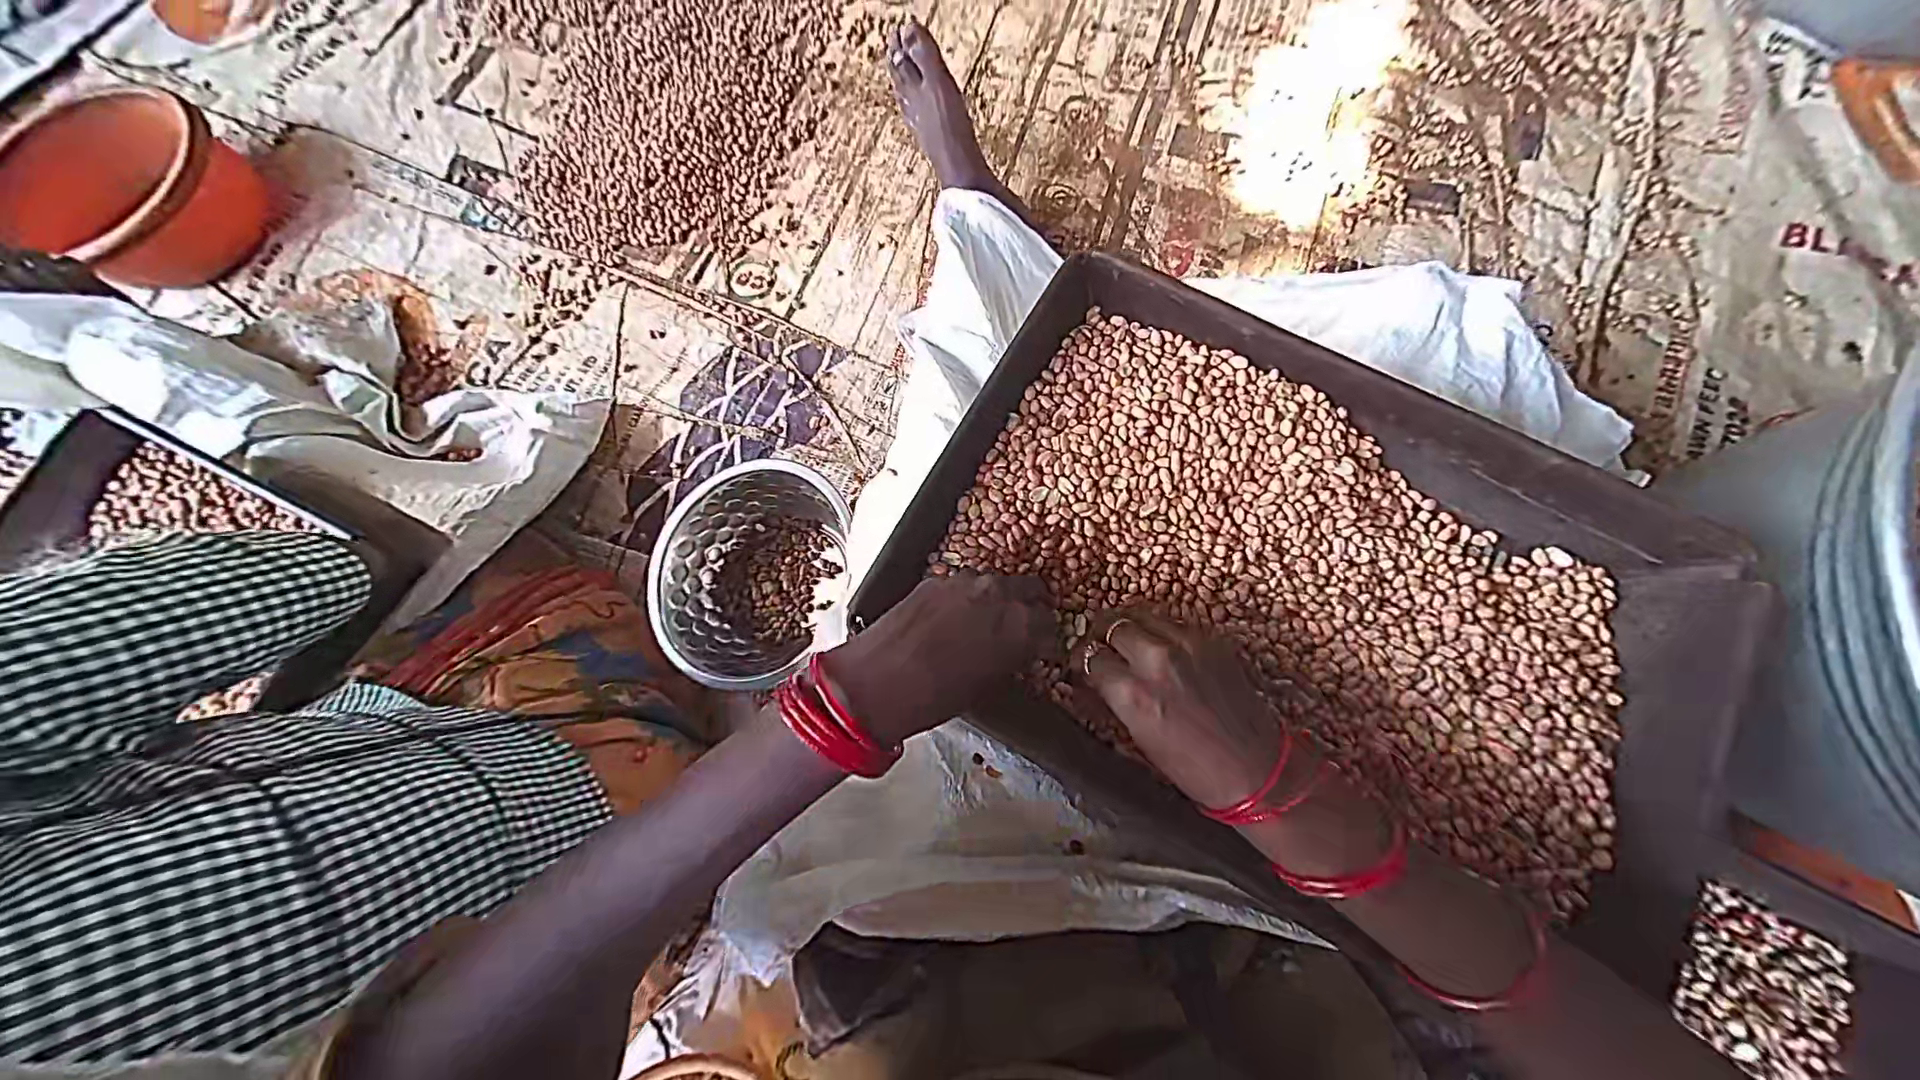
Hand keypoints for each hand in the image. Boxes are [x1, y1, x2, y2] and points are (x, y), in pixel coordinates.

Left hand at [821, 571, 1058, 744]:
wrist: (876, 682)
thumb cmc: (934, 698)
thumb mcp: (986, 686)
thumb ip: (1009, 659)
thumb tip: (1016, 652)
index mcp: (1020, 626)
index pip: (1050, 623)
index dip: (1046, 637)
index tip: (1041, 646)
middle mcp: (997, 594)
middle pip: (1029, 589)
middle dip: (1030, 606)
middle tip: (1024, 625)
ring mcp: (964, 582)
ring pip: (995, 583)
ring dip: (997, 599)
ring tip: (986, 622)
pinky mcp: (935, 579)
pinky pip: (962, 584)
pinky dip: (965, 598)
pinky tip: (954, 618)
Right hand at [1073, 611, 1285, 807]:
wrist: (1256, 770)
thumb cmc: (1193, 767)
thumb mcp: (1138, 736)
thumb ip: (1114, 698)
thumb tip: (1093, 676)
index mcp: (1133, 693)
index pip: (1091, 657)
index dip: (1082, 661)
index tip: (1081, 664)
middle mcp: (1157, 661)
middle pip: (1112, 625)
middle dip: (1099, 635)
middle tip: (1098, 645)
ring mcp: (1187, 645)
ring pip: (1140, 613)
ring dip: (1127, 625)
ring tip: (1124, 638)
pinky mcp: (1211, 640)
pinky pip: (1172, 621)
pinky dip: (1159, 629)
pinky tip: (1158, 645)